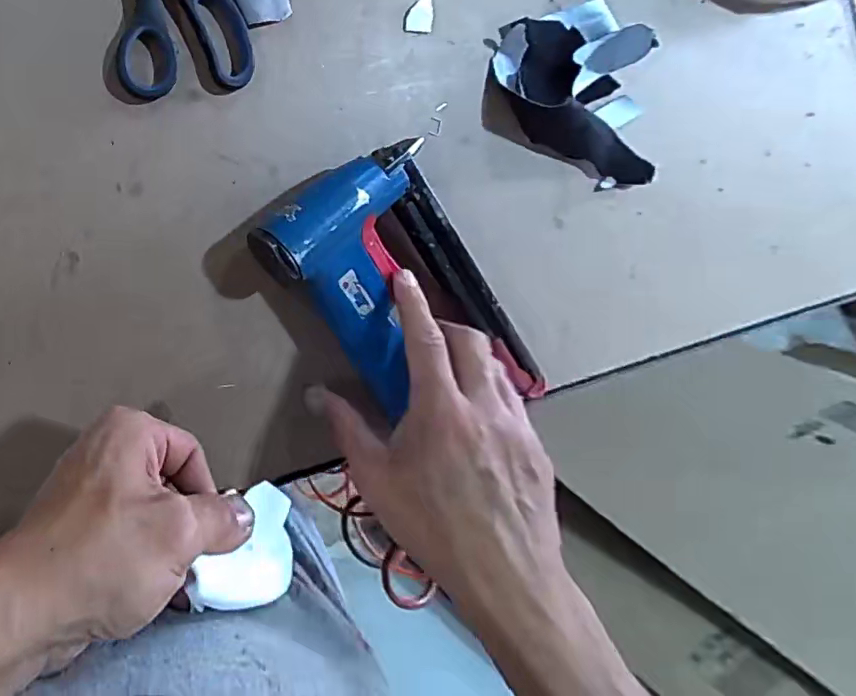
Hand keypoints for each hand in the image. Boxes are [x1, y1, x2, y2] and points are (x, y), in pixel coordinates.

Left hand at [0, 407, 255, 662]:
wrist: (21, 613)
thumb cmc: (93, 560)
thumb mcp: (179, 534)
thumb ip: (221, 519)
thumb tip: (241, 514)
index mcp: (128, 431)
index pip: (192, 453)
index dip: (208, 496)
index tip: (212, 533)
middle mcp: (104, 450)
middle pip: (170, 483)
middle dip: (186, 527)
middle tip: (189, 560)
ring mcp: (84, 489)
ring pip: (147, 513)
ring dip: (164, 549)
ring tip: (165, 582)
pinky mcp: (71, 526)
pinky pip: (120, 533)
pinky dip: (137, 559)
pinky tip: (140, 591)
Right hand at [317, 270, 641, 695]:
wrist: (510, 578)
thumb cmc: (433, 527)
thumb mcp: (377, 480)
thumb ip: (348, 428)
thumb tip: (319, 395)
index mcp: (440, 407)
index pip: (426, 338)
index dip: (413, 302)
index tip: (404, 277)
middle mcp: (483, 403)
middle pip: (470, 340)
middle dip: (447, 327)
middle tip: (427, 338)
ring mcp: (516, 423)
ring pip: (496, 367)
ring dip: (472, 357)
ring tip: (453, 377)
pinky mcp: (537, 445)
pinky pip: (514, 399)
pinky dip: (492, 390)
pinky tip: (480, 420)